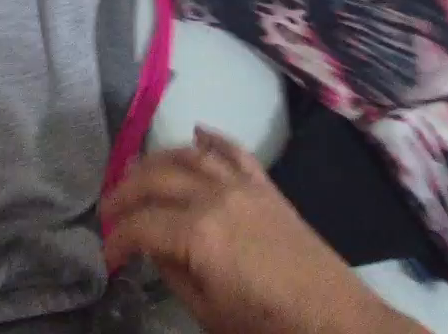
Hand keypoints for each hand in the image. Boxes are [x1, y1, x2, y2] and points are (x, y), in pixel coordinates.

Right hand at [103, 127, 425, 333]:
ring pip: (186, 155)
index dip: (117, 238)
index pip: (140, 225)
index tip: (107, 254)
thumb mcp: (210, 314)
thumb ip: (174, 274)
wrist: (340, 325)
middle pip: (154, 179)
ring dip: (156, 160)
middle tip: (110, 211)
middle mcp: (213, 197)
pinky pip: (233, 151)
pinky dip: (212, 139)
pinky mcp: (266, 187)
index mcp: (198, 234)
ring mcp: (241, 186)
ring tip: (137, 174)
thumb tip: (152, 248)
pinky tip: (196, 134)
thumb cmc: (270, 328)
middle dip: (124, 193)